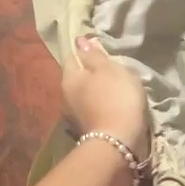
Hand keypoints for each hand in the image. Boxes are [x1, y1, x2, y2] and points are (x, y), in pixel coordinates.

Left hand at [64, 34, 148, 154]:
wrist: (118, 143)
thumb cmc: (116, 99)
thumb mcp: (109, 69)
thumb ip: (94, 55)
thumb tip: (79, 41)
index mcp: (69, 78)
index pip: (73, 56)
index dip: (87, 52)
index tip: (103, 52)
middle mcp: (66, 96)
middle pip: (79, 77)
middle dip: (93, 74)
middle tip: (113, 71)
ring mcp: (75, 116)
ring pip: (86, 95)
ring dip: (98, 92)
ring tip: (117, 91)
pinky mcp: (87, 131)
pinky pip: (94, 111)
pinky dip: (102, 107)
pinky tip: (115, 108)